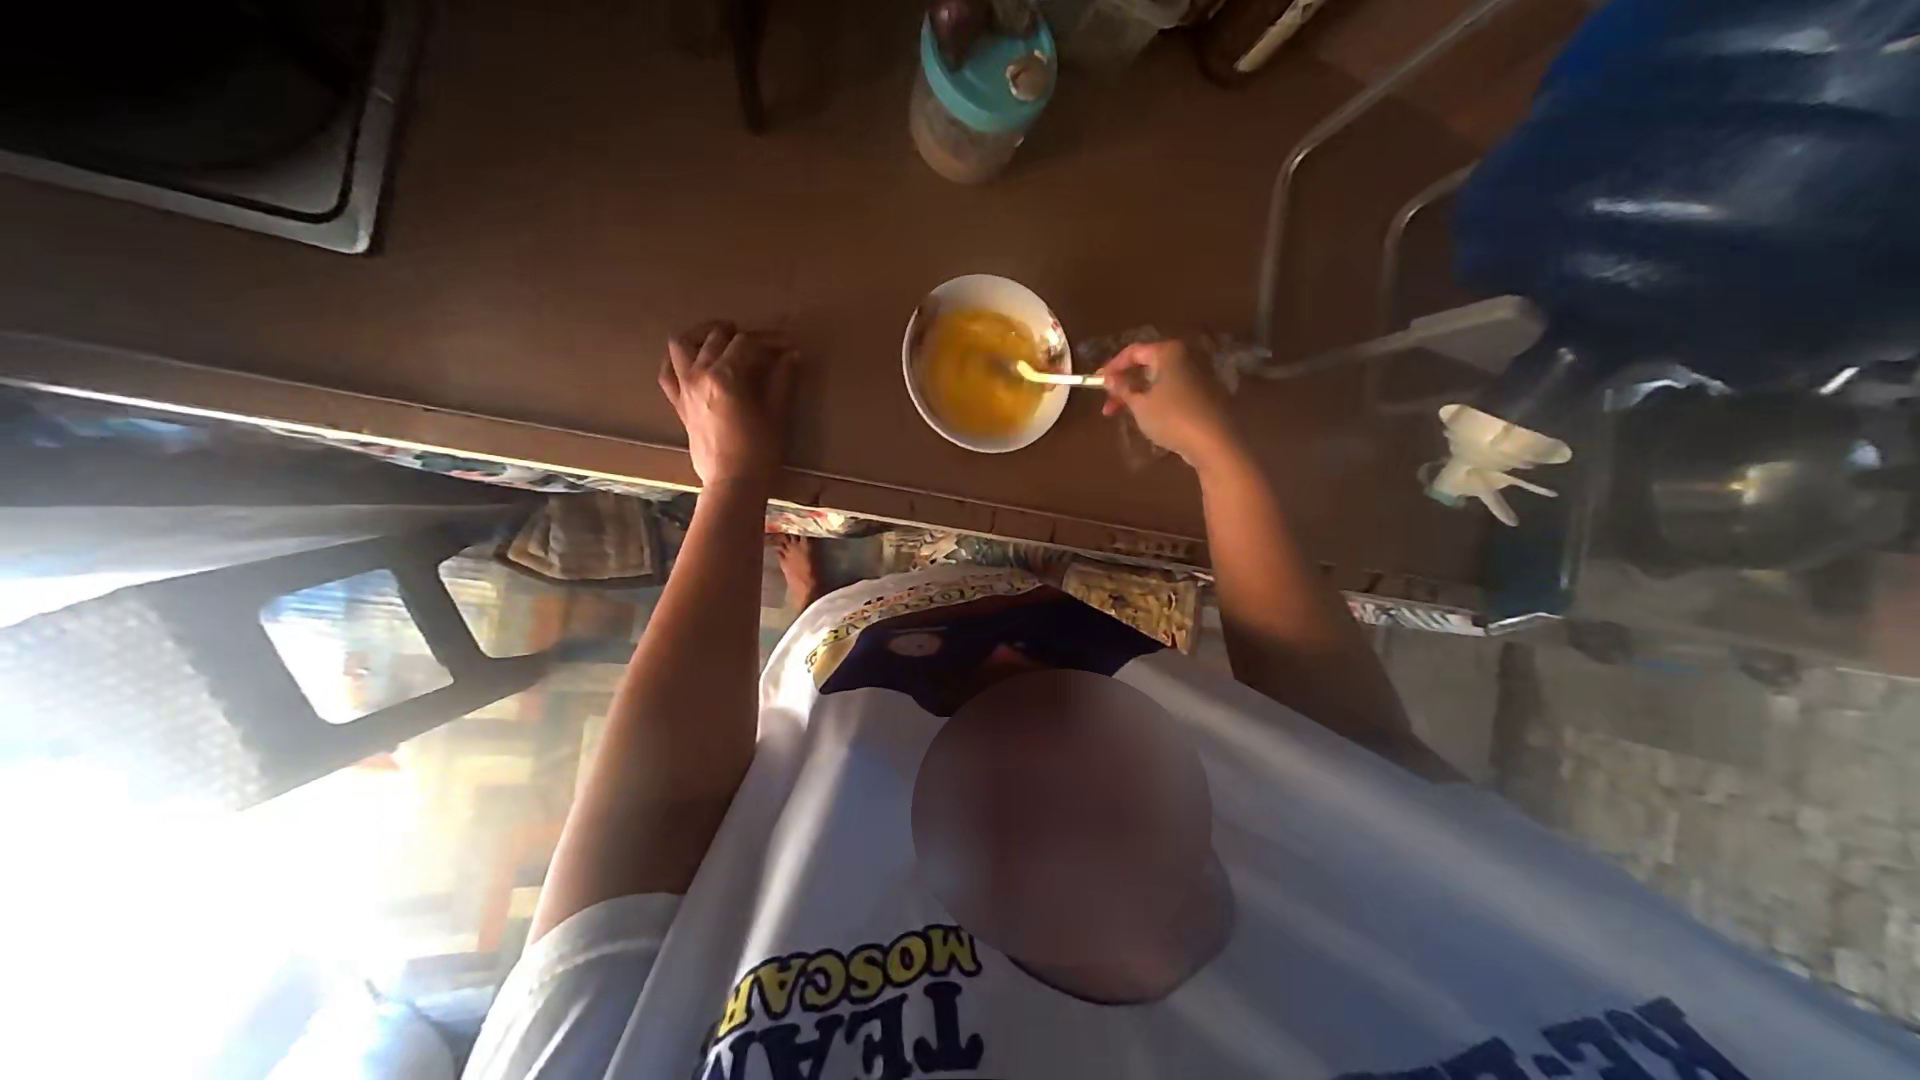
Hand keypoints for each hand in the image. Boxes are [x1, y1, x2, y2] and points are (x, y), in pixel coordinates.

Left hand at [659, 320, 797, 487]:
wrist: (733, 483)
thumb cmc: (760, 451)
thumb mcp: (777, 413)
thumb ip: (782, 379)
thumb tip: (791, 354)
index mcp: (726, 376)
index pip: (747, 343)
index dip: (769, 340)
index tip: (787, 344)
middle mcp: (699, 375)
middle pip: (717, 338)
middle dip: (741, 336)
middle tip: (762, 345)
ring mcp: (684, 388)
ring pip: (682, 344)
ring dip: (702, 335)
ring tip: (721, 339)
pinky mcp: (678, 404)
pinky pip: (667, 373)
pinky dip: (676, 360)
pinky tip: (691, 360)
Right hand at [1099, 340, 1239, 470]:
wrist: (1211, 441)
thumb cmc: (1171, 417)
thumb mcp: (1139, 404)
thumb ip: (1122, 388)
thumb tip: (1108, 378)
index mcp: (1167, 353)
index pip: (1132, 352)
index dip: (1112, 367)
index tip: (1096, 383)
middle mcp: (1181, 358)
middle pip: (1143, 365)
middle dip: (1122, 383)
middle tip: (1105, 401)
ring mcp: (1190, 376)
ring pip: (1153, 380)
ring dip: (1133, 394)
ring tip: (1115, 413)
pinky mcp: (1195, 394)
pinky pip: (1166, 390)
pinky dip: (1149, 399)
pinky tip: (1138, 415)